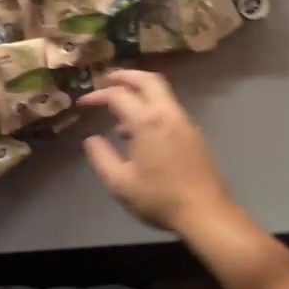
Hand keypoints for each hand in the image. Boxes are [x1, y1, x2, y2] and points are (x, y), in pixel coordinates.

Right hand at [79, 69, 234, 234]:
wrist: (206, 213)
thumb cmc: (159, 198)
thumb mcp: (120, 183)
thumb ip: (101, 157)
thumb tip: (91, 139)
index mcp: (148, 121)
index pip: (118, 96)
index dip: (98, 96)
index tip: (83, 104)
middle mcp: (168, 114)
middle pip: (148, 80)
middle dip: (125, 76)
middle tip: (107, 80)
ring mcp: (185, 122)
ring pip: (162, 94)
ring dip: (140, 93)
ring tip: (119, 113)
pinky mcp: (194, 134)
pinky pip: (169, 110)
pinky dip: (152, 108)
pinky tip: (141, 134)